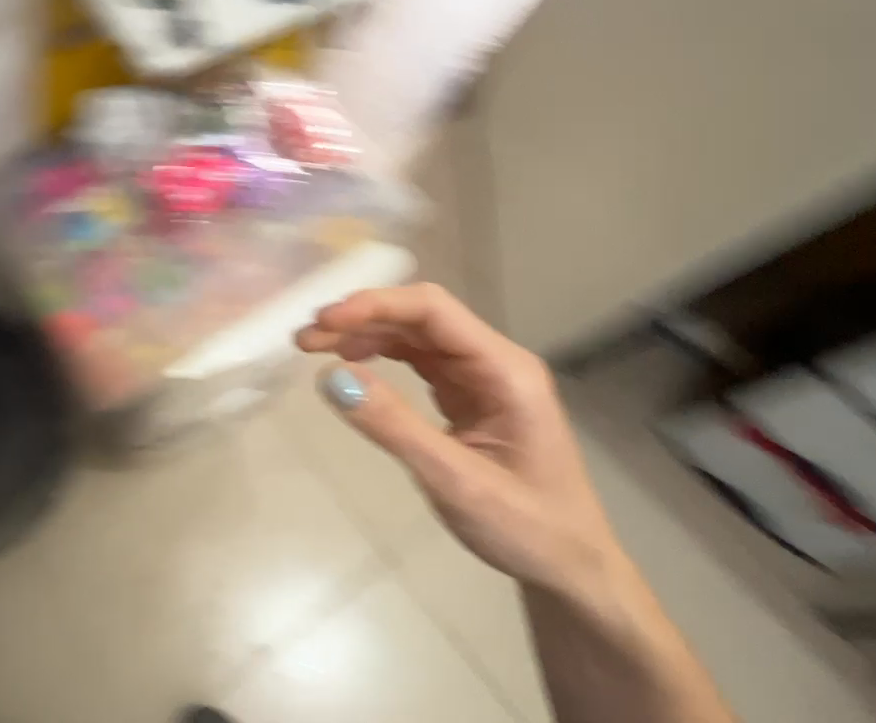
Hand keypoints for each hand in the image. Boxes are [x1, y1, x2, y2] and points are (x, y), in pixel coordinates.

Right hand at [294, 284, 625, 597]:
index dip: (375, 306)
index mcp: (505, 370)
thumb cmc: (526, 528)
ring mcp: (479, 376)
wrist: (571, 570)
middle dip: (359, 318)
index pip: (433, 311)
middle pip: (418, 316)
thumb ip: (393, 425)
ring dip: (362, 333)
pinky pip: (414, 358)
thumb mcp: (455, 481)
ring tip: (312, 347)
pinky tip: (347, 361)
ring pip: (412, 333)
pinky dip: (376, 353)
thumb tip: (330, 377)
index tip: (324, 322)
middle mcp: (493, 361)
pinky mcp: (464, 394)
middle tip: (304, 340)